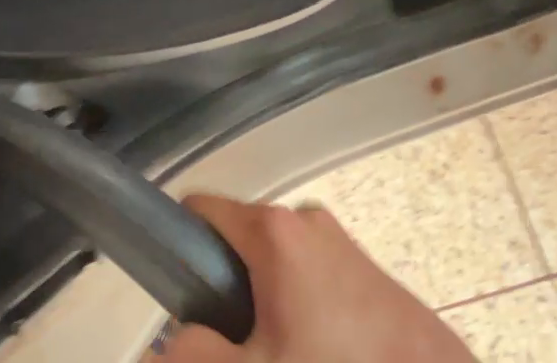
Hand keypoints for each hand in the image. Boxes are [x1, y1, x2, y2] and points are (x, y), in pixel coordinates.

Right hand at [152, 196, 475, 362]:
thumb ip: (190, 352)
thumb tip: (173, 342)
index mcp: (274, 230)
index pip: (197, 209)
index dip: (179, 249)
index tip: (186, 299)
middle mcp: (310, 222)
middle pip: (241, 244)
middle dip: (231, 292)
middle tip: (245, 347)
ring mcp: (351, 248)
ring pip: (283, 269)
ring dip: (275, 308)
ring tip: (289, 355)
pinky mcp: (383, 281)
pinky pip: (324, 287)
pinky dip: (315, 317)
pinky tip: (331, 358)